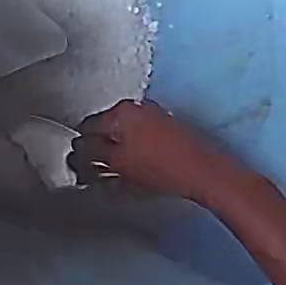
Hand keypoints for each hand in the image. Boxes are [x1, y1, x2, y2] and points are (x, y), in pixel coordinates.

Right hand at [69, 100, 252, 197]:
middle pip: (107, 129)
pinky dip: (136, 153)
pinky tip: (140, 172)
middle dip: (101, 151)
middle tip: (99, 173)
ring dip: (119, 154)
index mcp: (121, 111)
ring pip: (125, 135)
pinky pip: (142, 139)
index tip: (81, 165)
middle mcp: (138, 108)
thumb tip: (79, 149)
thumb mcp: (117, 163)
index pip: (88, 127)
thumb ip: (92, 153)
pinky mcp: (169, 130)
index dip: (81, 149)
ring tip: (121, 176)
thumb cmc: (162, 167)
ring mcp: (156, 117)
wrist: (205, 174)